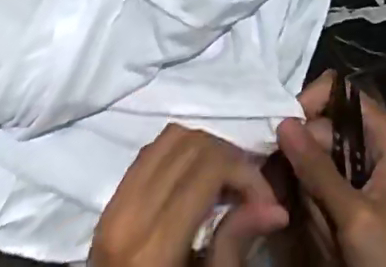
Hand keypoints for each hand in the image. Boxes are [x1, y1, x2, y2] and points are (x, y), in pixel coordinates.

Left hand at [89, 123, 288, 266]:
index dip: (248, 174)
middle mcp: (128, 215)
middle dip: (232, 159)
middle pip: (194, 146)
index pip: (210, 168)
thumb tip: (275, 208)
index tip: (268, 202)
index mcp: (152, 247)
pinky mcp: (109, 203)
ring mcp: (113, 205)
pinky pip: (152, 151)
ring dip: (208, 150)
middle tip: (252, 192)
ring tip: (227, 183)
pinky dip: (182, 153)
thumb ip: (234, 247)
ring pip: (173, 137)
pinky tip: (198, 181)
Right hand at [277, 72, 385, 266]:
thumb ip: (319, 170)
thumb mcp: (356, 216)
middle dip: (300, 154)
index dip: (309, 103)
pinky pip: (317, 185)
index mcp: (381, 131)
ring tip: (304, 213)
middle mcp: (368, 141)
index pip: (338, 90)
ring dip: (302, 184)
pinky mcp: (348, 197)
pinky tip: (305, 221)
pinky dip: (307, 200)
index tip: (283, 132)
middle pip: (320, 126)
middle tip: (282, 186)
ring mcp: (358, 170)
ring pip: (313, 159)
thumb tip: (283, 122)